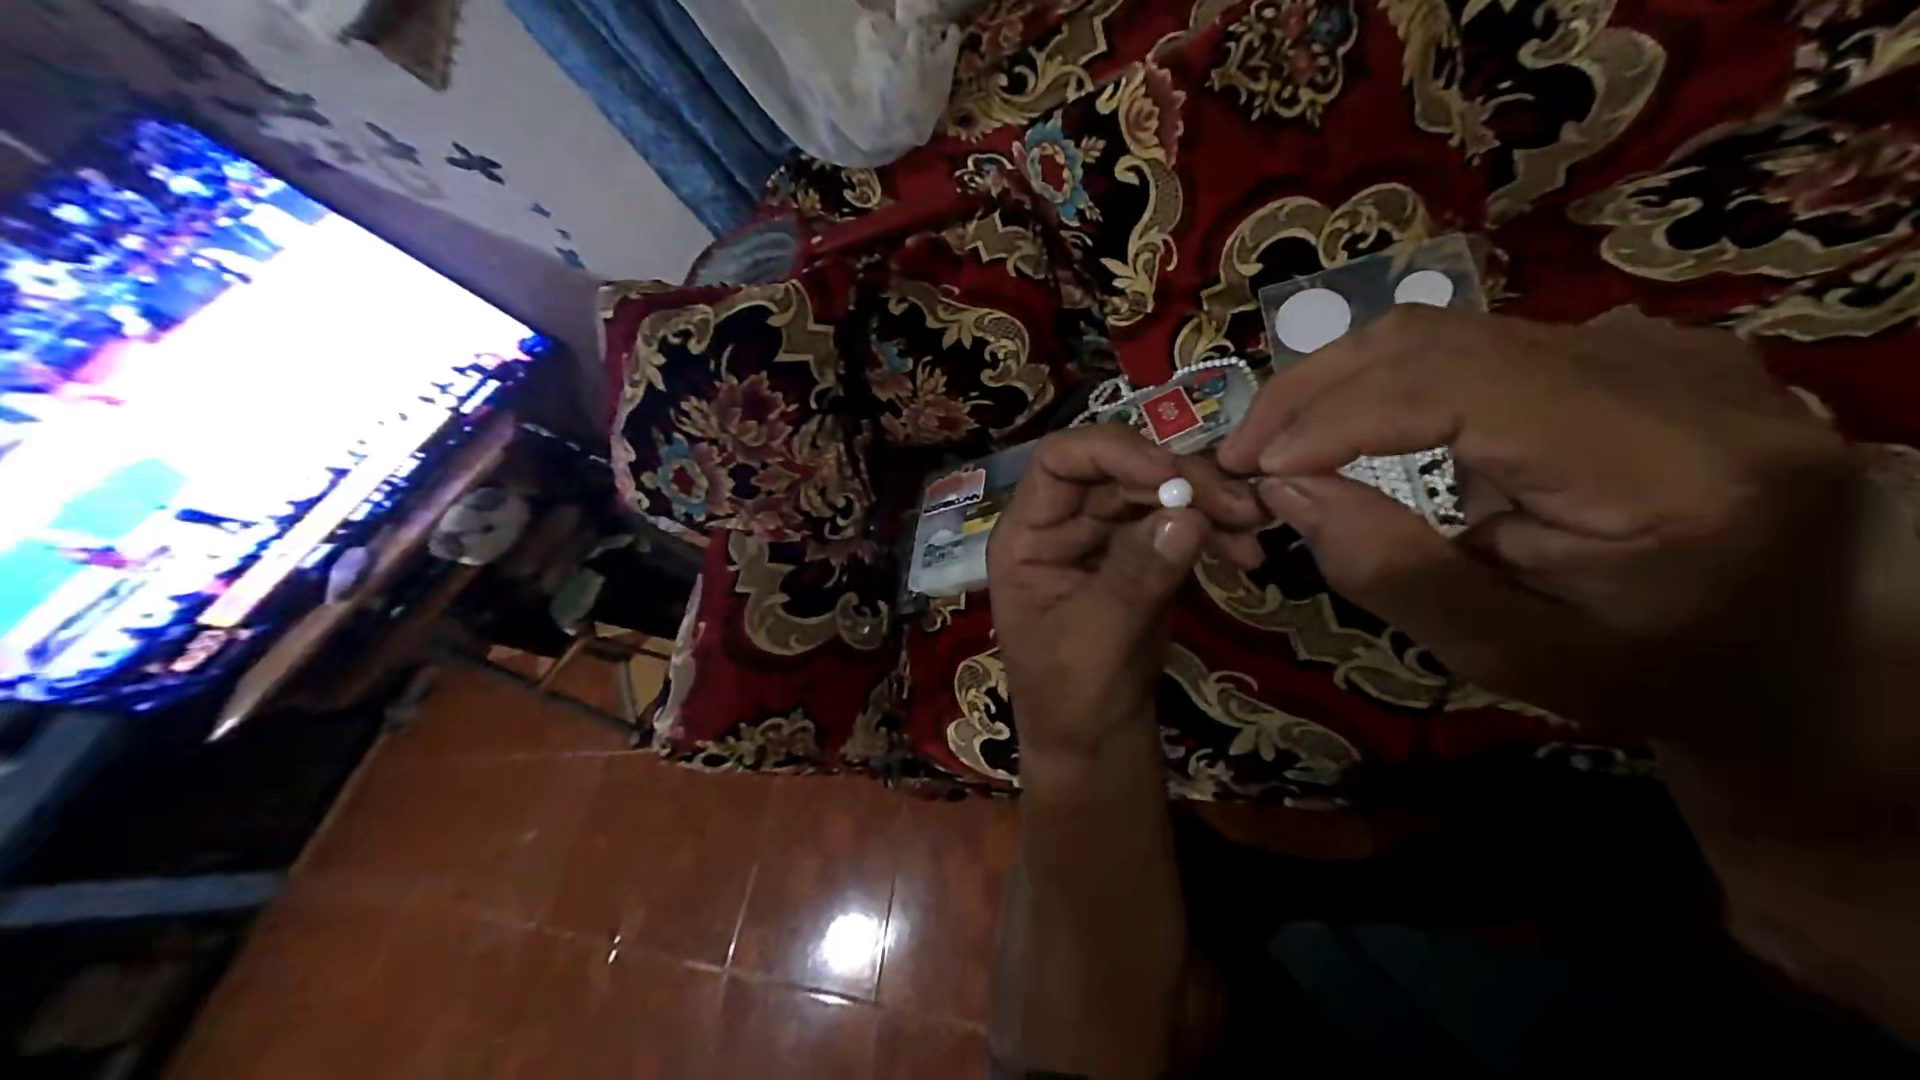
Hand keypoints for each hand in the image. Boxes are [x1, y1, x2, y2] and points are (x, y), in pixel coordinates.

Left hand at [989, 427, 1265, 774]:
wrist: (1095, 739)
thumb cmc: (1071, 696)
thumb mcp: (1097, 638)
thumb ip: (1137, 576)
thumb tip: (1188, 514)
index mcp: (1028, 536)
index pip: (1059, 461)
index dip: (1113, 453)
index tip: (1170, 475)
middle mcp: (1062, 525)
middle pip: (1118, 471)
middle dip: (1180, 479)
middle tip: (1240, 506)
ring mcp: (1102, 537)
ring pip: (1155, 492)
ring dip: (1208, 500)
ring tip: (1254, 527)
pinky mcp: (1140, 555)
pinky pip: (1177, 523)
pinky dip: (1213, 529)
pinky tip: (1246, 550)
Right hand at [1216, 306, 1858, 738]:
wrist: (1796, 649)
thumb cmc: (1645, 672)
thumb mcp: (1506, 652)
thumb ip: (1393, 572)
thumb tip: (1286, 489)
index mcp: (1665, 468)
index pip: (1463, 389)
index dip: (1339, 418)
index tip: (1256, 468)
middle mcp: (1667, 375)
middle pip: (1439, 339)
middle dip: (1313, 389)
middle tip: (1241, 451)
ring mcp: (1651, 347)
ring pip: (1444, 332)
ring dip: (1339, 383)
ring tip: (1279, 441)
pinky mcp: (1625, 348)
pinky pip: (1472, 346)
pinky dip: (1385, 384)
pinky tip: (1354, 430)